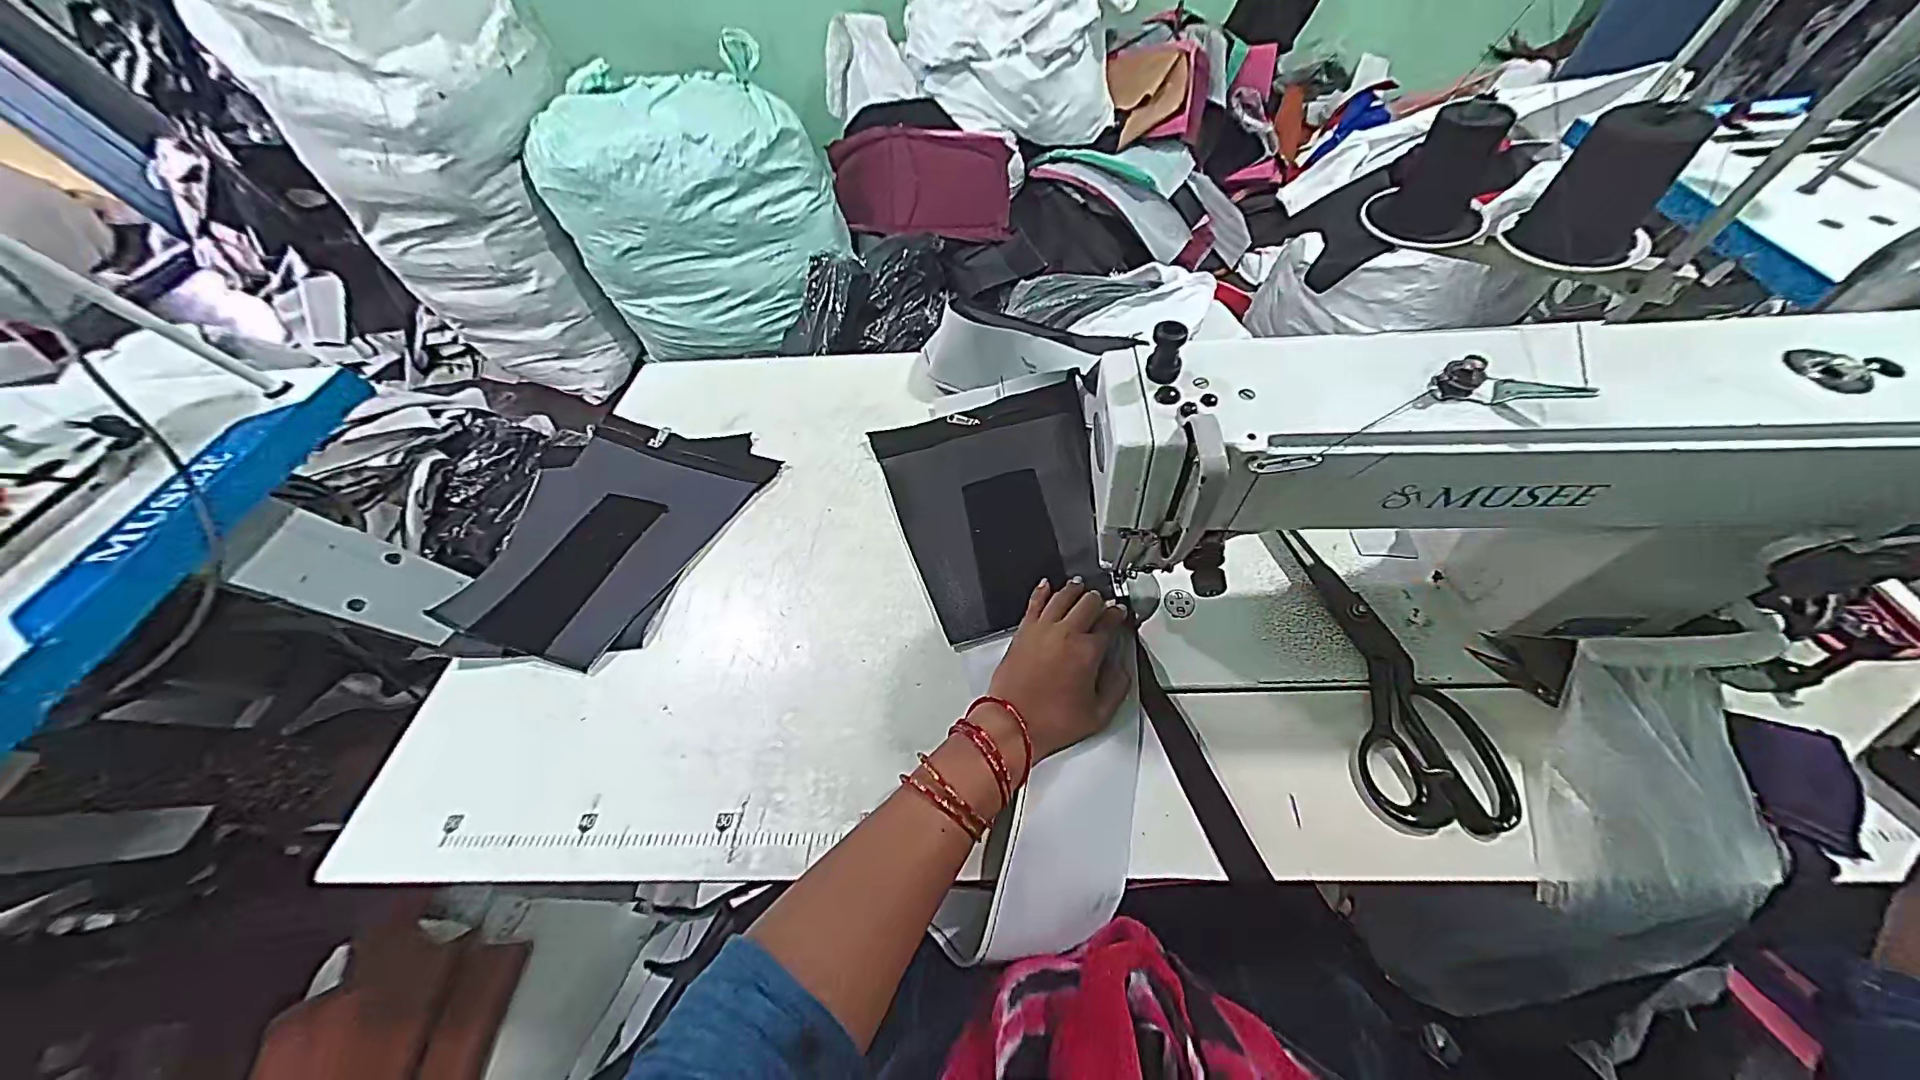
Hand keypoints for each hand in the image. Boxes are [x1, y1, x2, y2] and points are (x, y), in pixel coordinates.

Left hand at [983, 578, 1132, 765]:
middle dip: (1100, 600)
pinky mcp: (1023, 631)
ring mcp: (1042, 629)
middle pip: (1089, 602)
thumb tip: (1122, 671)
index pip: (1109, 622)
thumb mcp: (1098, 714)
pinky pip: (1035, 602)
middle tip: (1103, 602)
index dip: (1118, 615)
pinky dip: (1042, 591)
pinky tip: (1046, 585)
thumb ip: (1116, 688)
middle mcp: (1066, 634)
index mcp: (1088, 651)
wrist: (1012, 723)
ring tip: (1081, 587)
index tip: (1120, 615)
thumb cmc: (1048, 721)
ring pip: (1063, 596)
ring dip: (1076, 590)